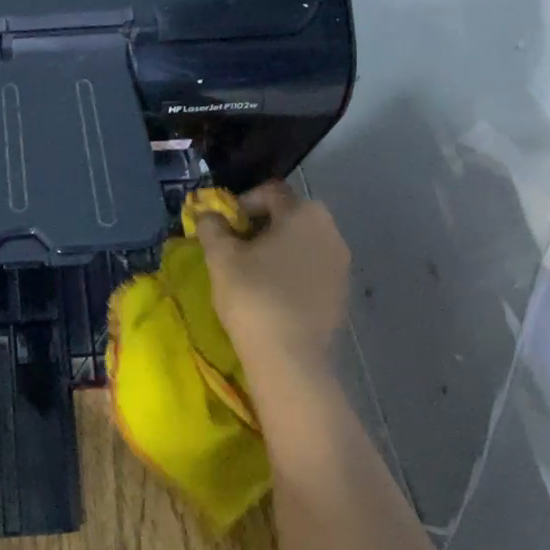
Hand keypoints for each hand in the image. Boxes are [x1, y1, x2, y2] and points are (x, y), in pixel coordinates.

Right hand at [196, 180, 352, 381]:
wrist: (290, 357)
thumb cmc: (253, 295)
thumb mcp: (221, 257)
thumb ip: (212, 228)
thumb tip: (207, 214)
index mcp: (304, 213)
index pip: (270, 192)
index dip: (242, 203)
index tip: (223, 227)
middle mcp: (331, 231)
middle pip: (289, 216)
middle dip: (261, 227)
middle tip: (234, 249)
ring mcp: (341, 264)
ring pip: (303, 244)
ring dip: (278, 251)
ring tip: (252, 274)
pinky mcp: (342, 294)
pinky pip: (313, 270)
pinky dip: (293, 274)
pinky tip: (273, 296)